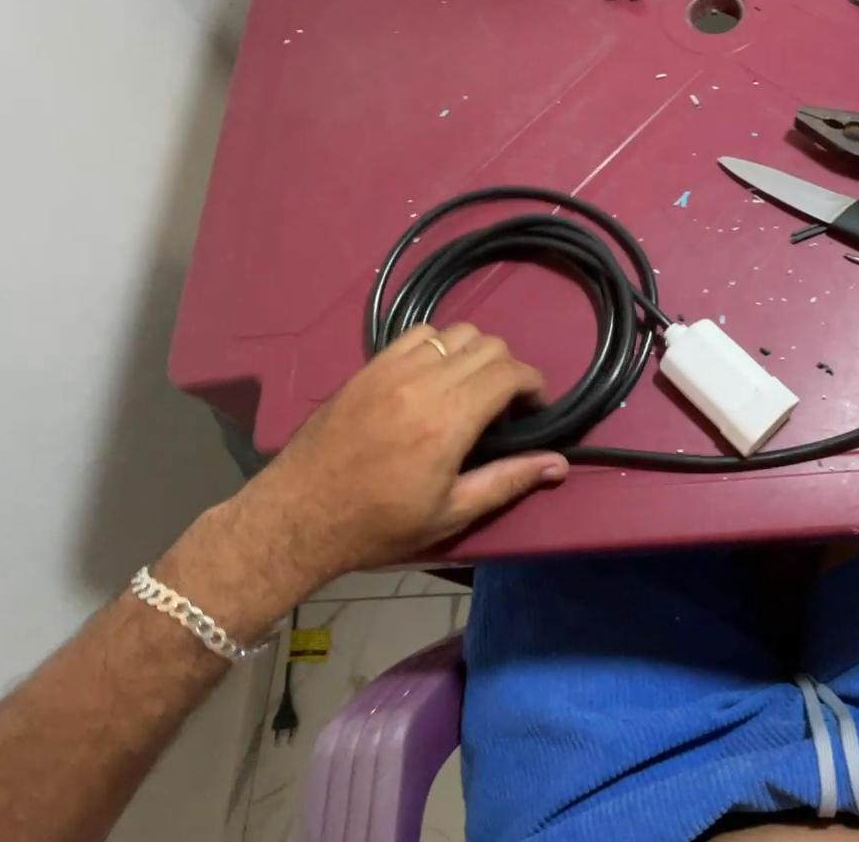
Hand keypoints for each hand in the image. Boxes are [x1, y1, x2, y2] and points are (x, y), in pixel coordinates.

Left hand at [258, 322, 564, 572]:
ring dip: (476, 354)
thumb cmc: (379, 525)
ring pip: (456, 332)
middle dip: (509, 369)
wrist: (299, 517)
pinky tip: (434, 376)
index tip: (535, 407)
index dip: (534, 384)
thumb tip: (559, 463)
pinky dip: (439, 346)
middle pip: (488, 345)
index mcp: (448, 422)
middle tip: (505, 405)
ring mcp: (392, 370)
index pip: (509, 372)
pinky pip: (418, 334)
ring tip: (471, 388)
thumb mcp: (451, 513)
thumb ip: (508, 480)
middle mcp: (423, 383)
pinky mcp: (369, 367)